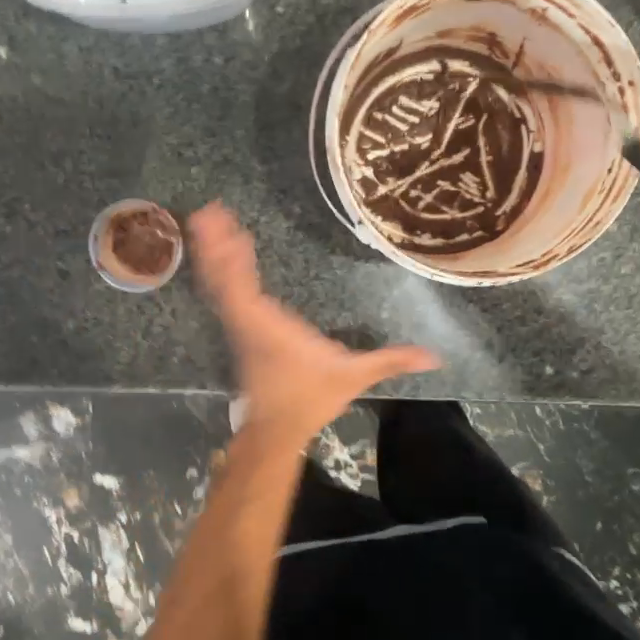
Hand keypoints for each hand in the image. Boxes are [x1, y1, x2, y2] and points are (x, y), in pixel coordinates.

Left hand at [189, 203, 439, 440]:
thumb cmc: (310, 400)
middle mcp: (250, 323)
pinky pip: (226, 294)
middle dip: (216, 245)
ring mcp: (241, 327)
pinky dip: (223, 270)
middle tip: (208, 211)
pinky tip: (224, 251)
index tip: (233, 233)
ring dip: (214, 252)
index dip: (234, 262)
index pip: (245, 291)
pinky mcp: (241, 331)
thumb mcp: (353, 378)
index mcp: (272, 328)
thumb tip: (434, 357)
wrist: (276, 428)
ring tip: (205, 219)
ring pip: (220, 284)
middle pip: (225, 279)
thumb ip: (389, 362)